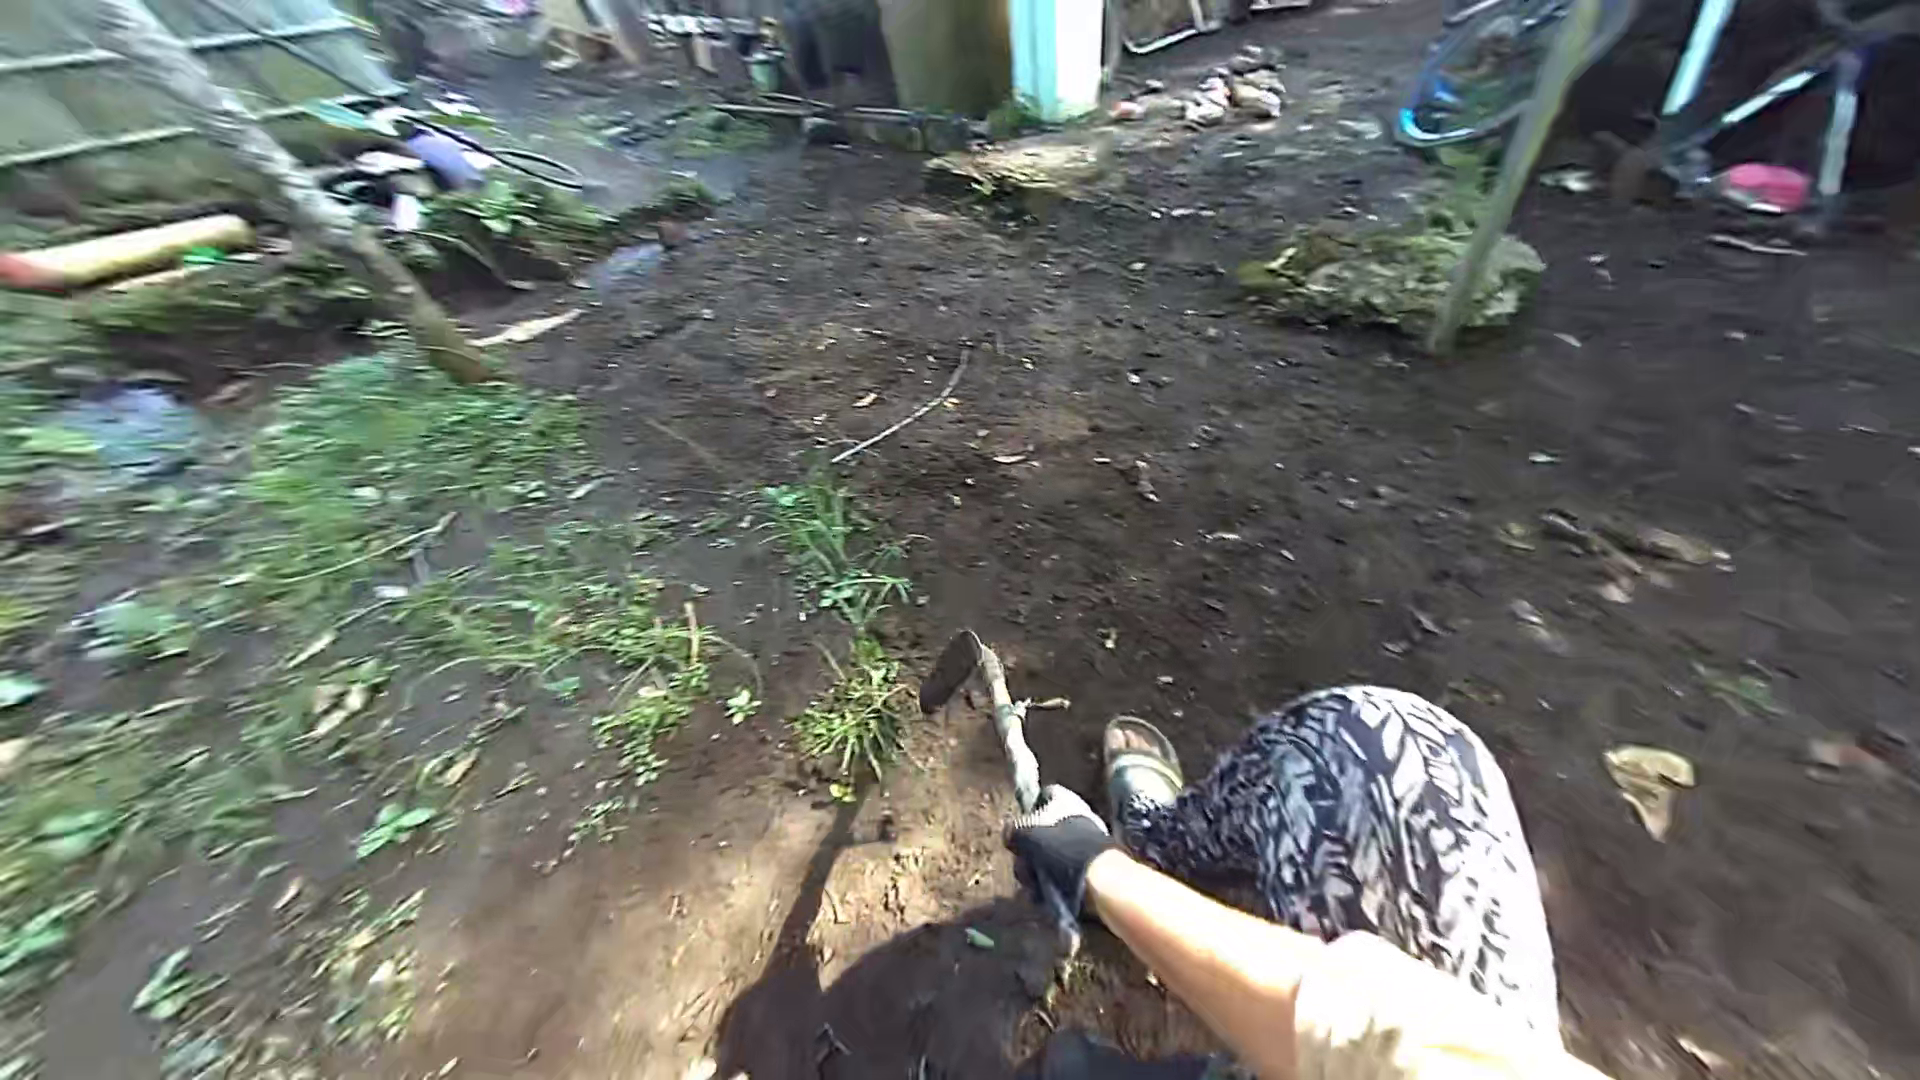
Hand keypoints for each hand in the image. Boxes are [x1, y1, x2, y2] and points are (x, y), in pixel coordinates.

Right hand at [1005, 784, 1114, 918]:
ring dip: (1038, 874)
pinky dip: (1053, 886)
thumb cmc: (1065, 853)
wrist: (1104, 884)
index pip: (1041, 797)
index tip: (1019, 836)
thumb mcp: (1030, 837)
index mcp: (1063, 801)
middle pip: (1041, 832)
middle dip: (1028, 854)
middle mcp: (1075, 817)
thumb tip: (1008, 832)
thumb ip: (1014, 831)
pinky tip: (1048, 898)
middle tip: (1026, 870)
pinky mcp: (1090, 869)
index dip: (1028, 814)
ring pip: (1050, 857)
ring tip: (1037, 890)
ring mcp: (1083, 844)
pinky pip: (1063, 875)